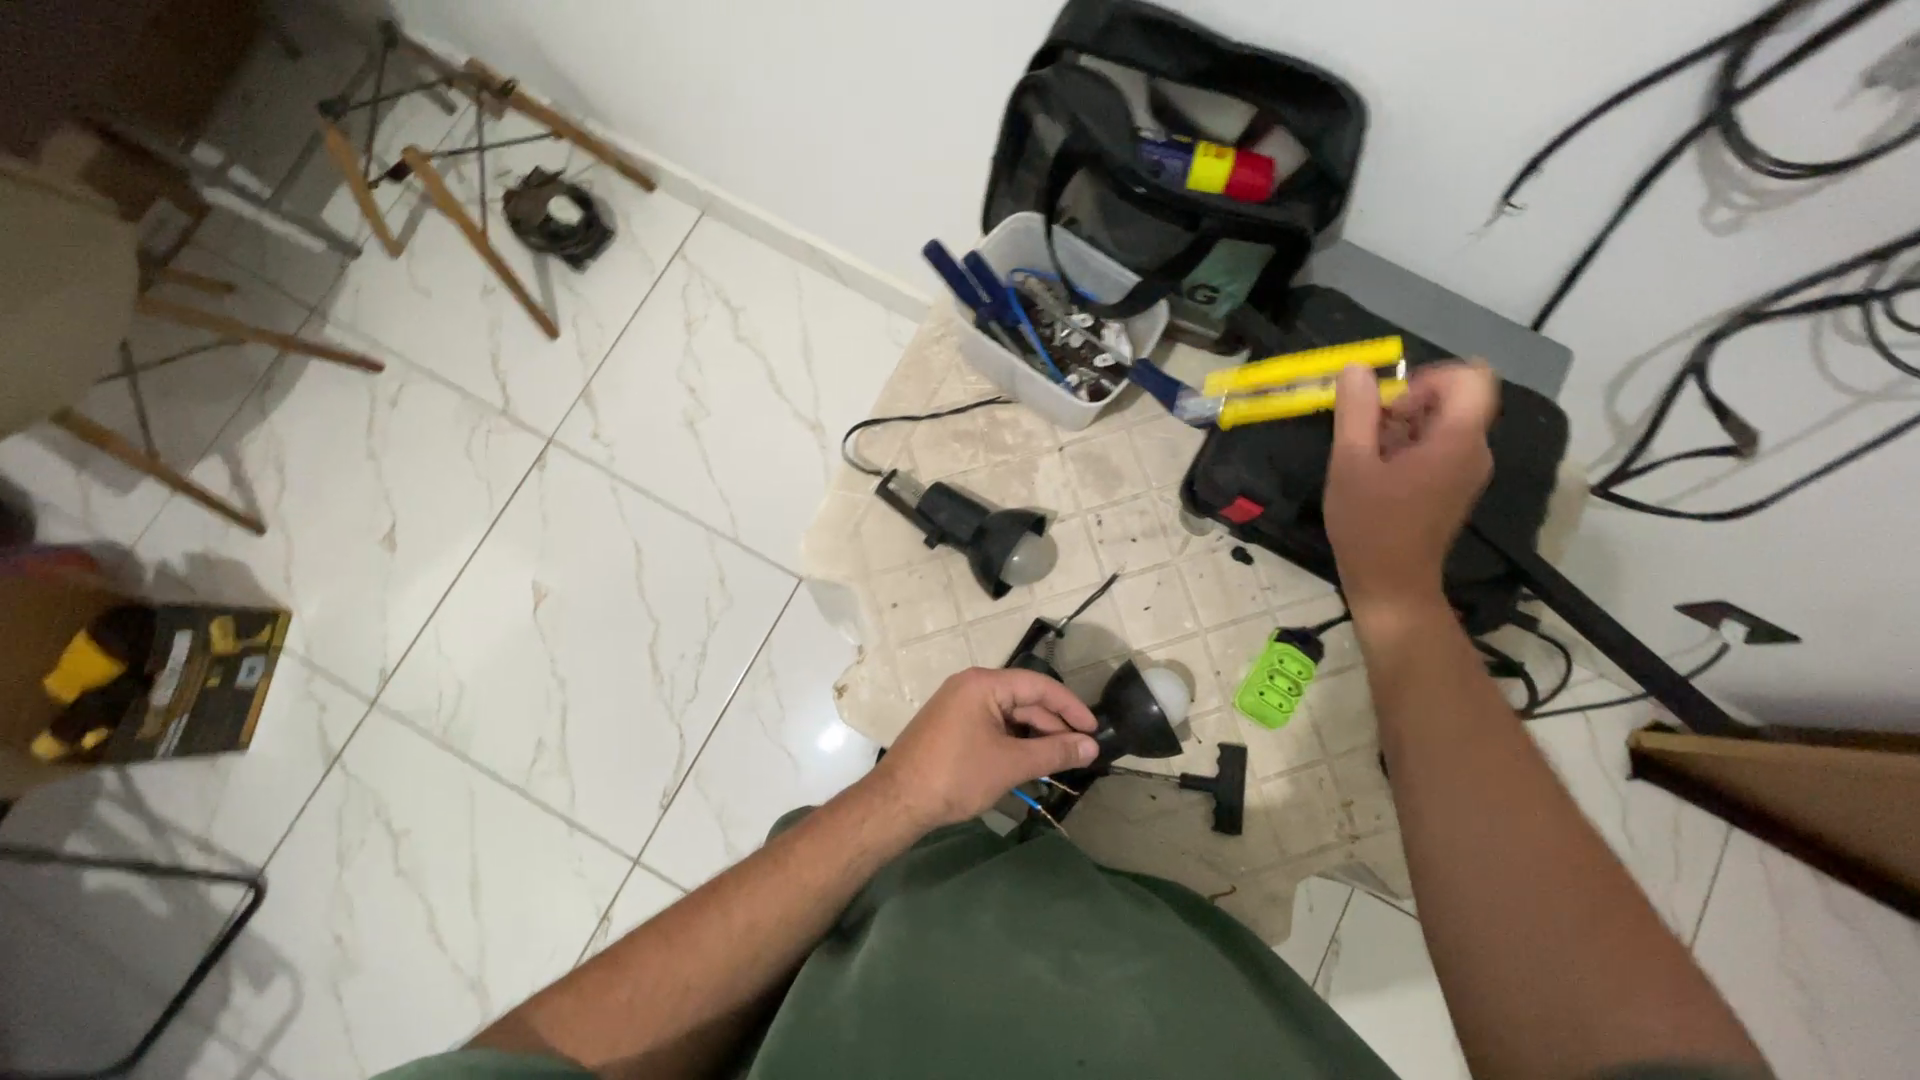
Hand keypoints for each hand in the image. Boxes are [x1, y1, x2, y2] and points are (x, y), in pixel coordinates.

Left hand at [863, 667, 1098, 830]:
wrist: (897, 802)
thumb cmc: (956, 776)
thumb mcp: (1010, 764)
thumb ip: (1054, 752)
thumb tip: (1091, 746)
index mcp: (983, 684)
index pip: (1039, 685)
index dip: (1070, 707)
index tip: (1094, 730)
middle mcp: (970, 687)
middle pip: (1024, 699)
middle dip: (1053, 726)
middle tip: (1081, 753)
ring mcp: (958, 706)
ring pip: (1009, 716)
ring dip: (1035, 737)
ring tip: (1060, 761)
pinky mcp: (951, 727)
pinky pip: (992, 726)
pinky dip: (1013, 742)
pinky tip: (1029, 763)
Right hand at [1325, 360, 1499, 623]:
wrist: (1392, 585)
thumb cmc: (1370, 526)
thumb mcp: (1350, 464)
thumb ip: (1355, 411)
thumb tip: (1357, 368)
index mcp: (1457, 440)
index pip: (1471, 377)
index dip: (1429, 377)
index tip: (1390, 405)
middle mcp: (1475, 450)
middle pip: (1454, 399)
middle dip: (1407, 403)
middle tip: (1370, 434)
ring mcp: (1468, 470)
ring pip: (1443, 422)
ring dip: (1403, 427)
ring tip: (1369, 457)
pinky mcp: (1455, 486)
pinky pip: (1439, 446)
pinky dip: (1409, 447)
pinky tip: (1378, 474)